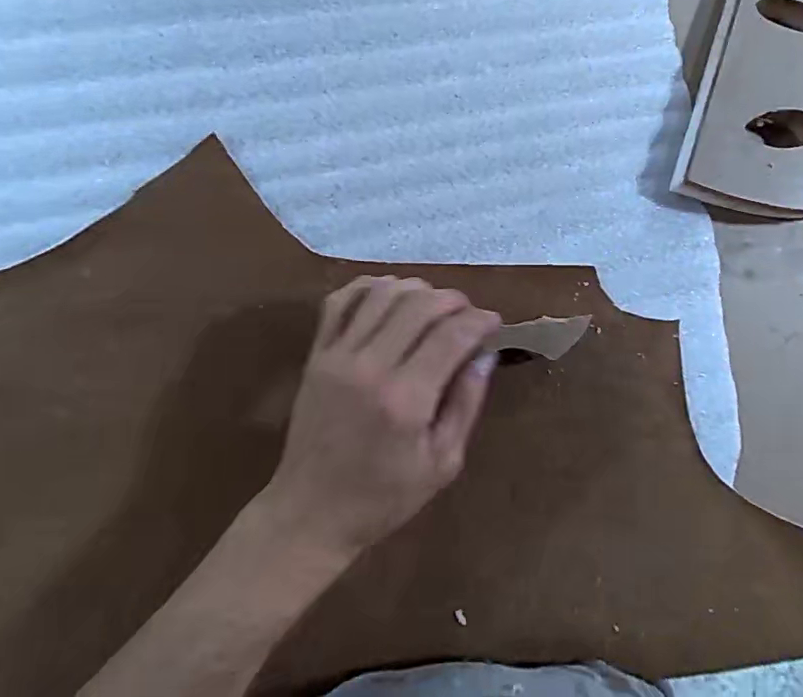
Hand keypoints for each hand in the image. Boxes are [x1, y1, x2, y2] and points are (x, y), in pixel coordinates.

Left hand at [261, 276, 499, 561]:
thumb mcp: (443, 463)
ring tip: (434, 305)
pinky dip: (370, 287)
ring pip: (383, 293)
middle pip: (420, 304)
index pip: (452, 334)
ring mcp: (338, 357)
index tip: (493, 324)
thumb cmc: (384, 497)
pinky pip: (341, 302)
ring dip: (417, 289)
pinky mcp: (316, 356)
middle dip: (454, 300)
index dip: (481, 320)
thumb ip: (467, 404)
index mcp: (406, 399)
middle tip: (468, 314)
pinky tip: (390, 296)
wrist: (309, 514)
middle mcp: (371, 368)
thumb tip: (485, 355)